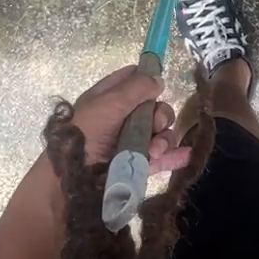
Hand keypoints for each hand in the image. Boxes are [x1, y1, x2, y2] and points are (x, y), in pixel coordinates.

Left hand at [64, 65, 191, 173]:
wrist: (73, 178)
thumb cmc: (86, 133)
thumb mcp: (109, 102)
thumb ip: (137, 88)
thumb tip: (159, 80)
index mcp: (111, 98)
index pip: (135, 80)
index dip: (149, 79)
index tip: (159, 85)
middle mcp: (123, 117)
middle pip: (155, 108)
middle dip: (160, 116)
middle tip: (155, 125)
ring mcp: (131, 142)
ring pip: (161, 132)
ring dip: (164, 139)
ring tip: (155, 151)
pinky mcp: (138, 164)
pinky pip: (162, 157)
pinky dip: (174, 156)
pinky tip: (185, 156)